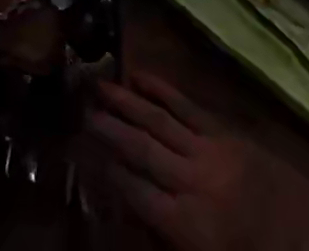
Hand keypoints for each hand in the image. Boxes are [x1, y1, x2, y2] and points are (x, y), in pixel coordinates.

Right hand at [79, 74, 308, 250]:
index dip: (100, 167)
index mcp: (191, 228)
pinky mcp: (233, 137)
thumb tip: (127, 208)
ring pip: (157, 120)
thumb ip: (168, 234)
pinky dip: (162, 89)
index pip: (130, 188)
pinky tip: (139, 75)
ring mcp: (214, 155)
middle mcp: (195, 185)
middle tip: (76, 108)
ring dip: (123, 100)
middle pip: (137, 148)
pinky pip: (189, 107)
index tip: (75, 148)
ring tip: (95, 83)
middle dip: (104, 127)